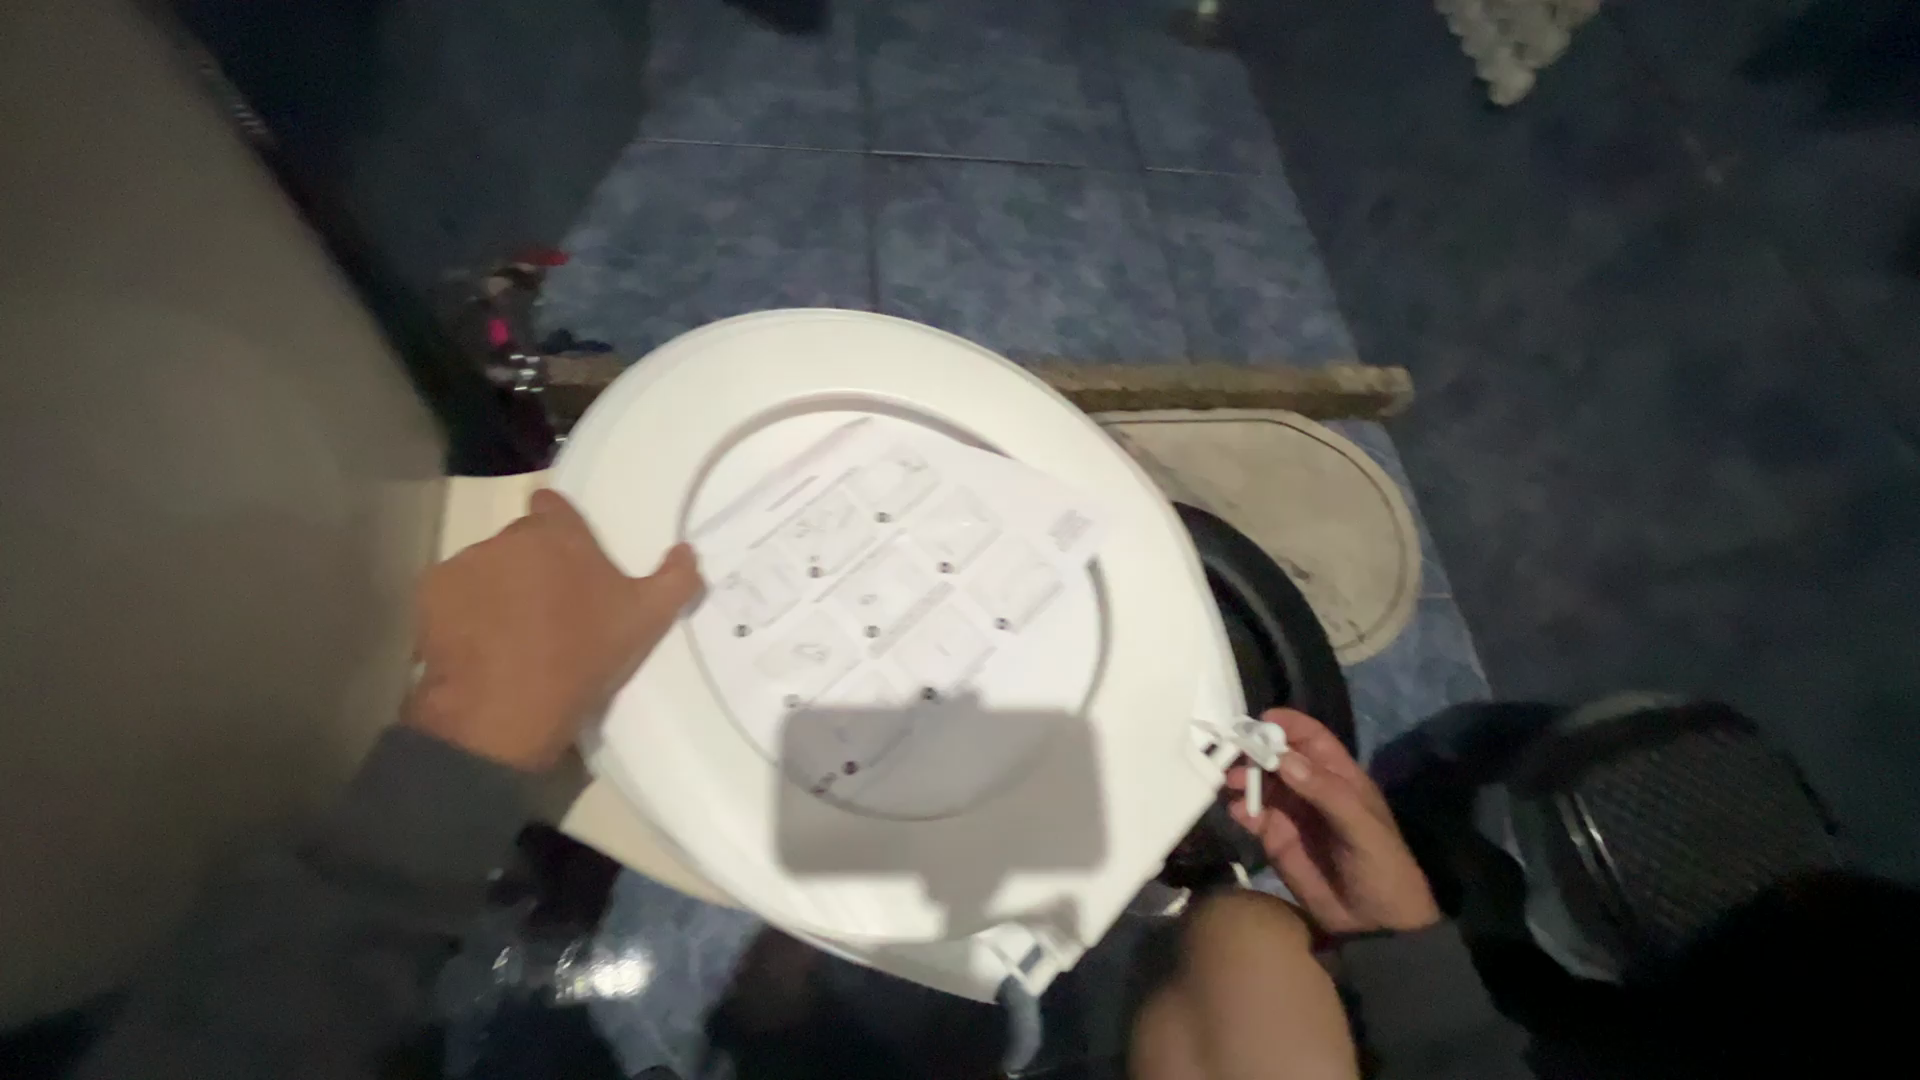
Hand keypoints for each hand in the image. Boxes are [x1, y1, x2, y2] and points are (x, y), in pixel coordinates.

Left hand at [405, 489, 701, 770]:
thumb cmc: (585, 654)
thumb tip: (688, 550)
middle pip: (522, 540)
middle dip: (534, 562)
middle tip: (552, 605)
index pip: (553, 504)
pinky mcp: (430, 596)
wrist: (506, 708)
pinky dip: (466, 610)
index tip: (568, 550)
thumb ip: (675, 578)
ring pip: (487, 566)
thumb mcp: (647, 619)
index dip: (560, 522)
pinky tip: (483, 642)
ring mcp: (464, 565)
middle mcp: (508, 538)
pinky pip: (453, 593)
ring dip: (499, 586)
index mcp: (559, 536)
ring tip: (514, 630)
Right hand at [1226, 708, 1438, 934]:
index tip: (1260, 721)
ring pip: (1258, 781)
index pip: (1309, 737)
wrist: (1375, 925)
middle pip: (1275, 755)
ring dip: (1241, 777)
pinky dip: (1239, 808)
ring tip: (1232, 784)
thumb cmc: (1382, 868)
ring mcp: (1289, 811)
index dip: (1287, 724)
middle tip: (1234, 753)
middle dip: (1253, 749)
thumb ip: (1325, 792)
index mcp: (1337, 776)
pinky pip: (1250, 813)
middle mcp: (1309, 787)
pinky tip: (1239, 815)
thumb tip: (1284, 759)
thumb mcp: (1361, 827)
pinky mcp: (1273, 836)